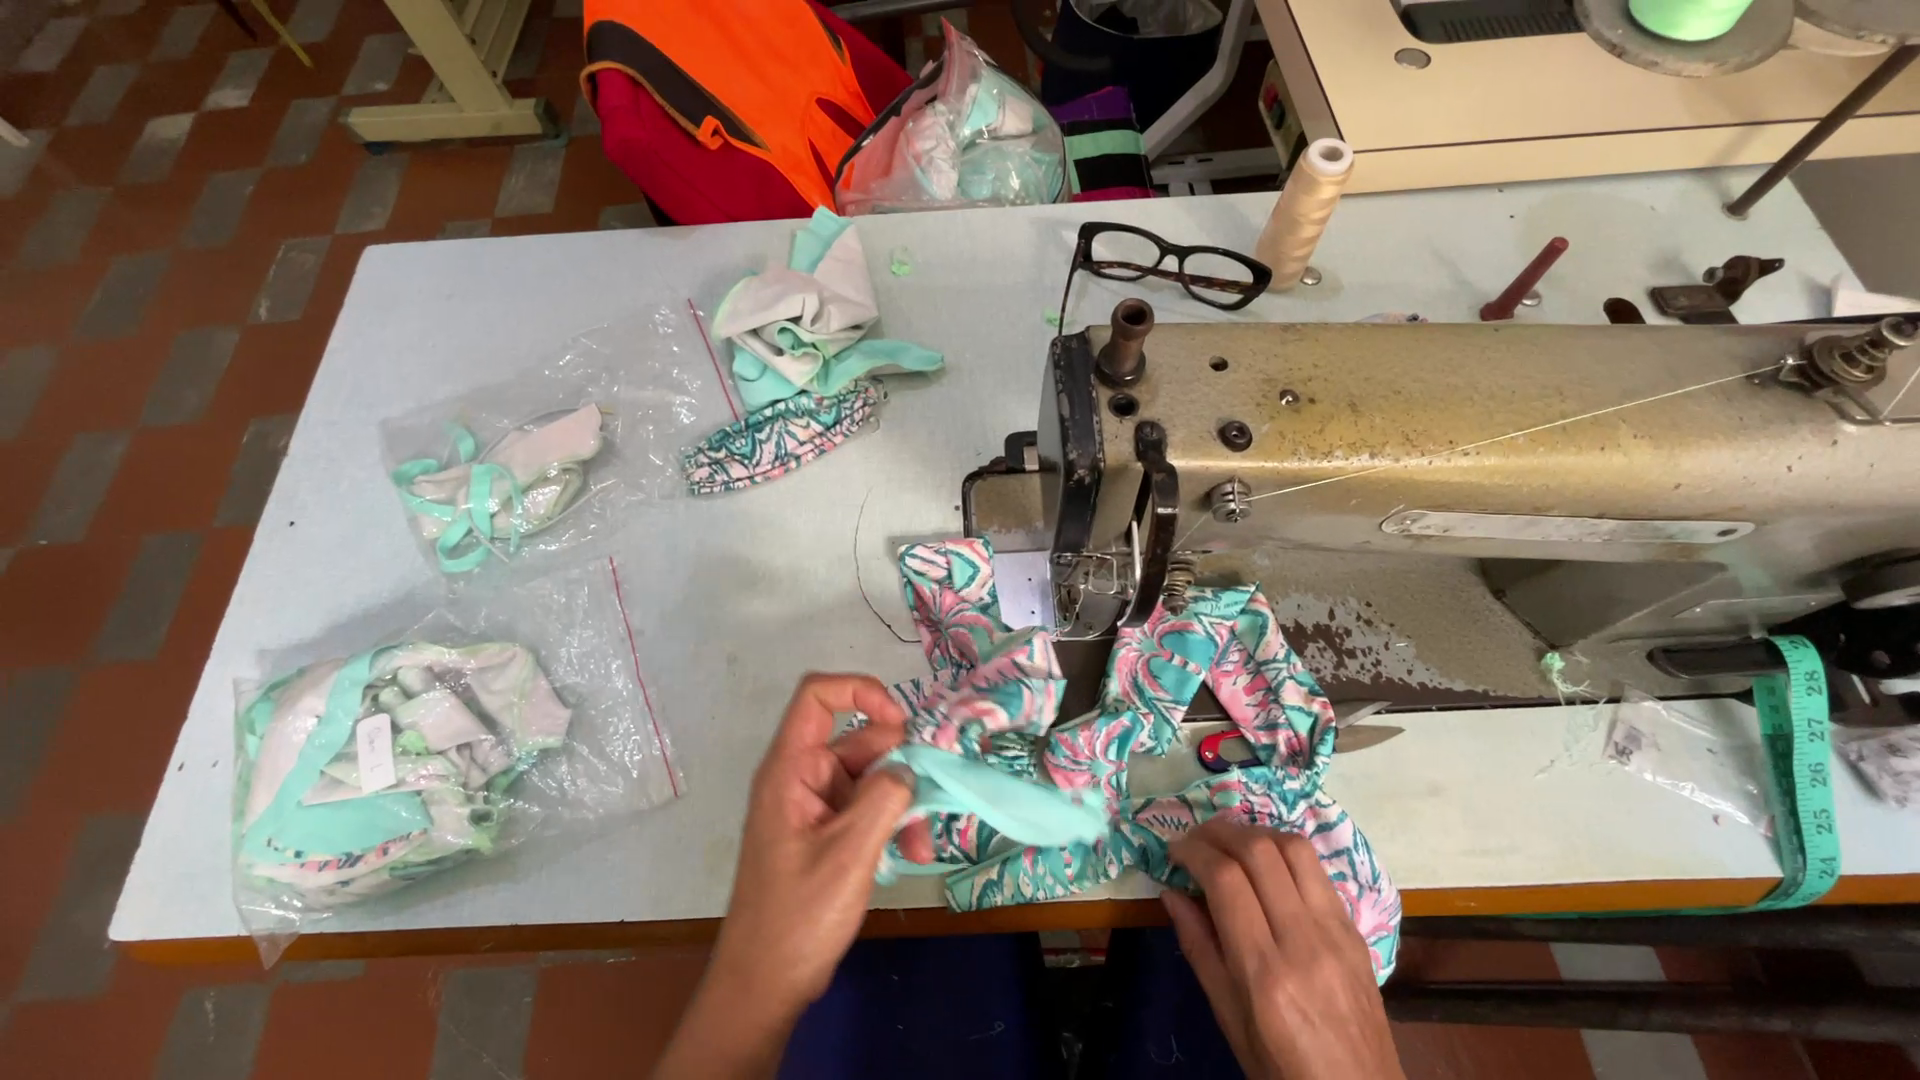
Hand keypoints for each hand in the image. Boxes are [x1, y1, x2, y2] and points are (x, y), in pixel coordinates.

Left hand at [656, 674, 932, 1079]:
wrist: (766, 984)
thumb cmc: (799, 916)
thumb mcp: (849, 853)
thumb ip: (884, 798)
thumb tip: (908, 767)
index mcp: (789, 770)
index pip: (817, 696)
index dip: (859, 691)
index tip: (900, 722)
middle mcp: (801, 778)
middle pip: (858, 740)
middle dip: (899, 765)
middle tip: (930, 798)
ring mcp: (814, 806)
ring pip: (871, 777)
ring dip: (902, 802)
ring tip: (922, 843)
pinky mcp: (827, 833)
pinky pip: (867, 808)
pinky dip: (892, 823)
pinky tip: (913, 855)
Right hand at [1162, 818, 1403, 1079]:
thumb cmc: (1281, 1065)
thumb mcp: (1228, 1016)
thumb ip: (1198, 948)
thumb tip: (1170, 893)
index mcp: (1265, 971)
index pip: (1226, 880)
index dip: (1194, 851)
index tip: (1174, 850)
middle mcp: (1305, 941)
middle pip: (1260, 851)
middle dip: (1219, 831)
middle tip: (1194, 838)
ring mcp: (1337, 931)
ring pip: (1294, 848)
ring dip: (1254, 832)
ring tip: (1228, 842)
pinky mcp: (1356, 930)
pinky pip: (1317, 870)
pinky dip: (1283, 852)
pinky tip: (1265, 862)